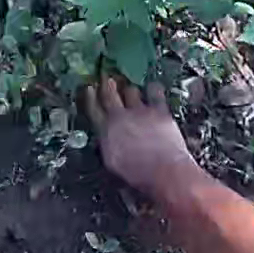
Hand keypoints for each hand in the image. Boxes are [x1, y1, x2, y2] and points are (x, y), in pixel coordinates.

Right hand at [81, 77, 203, 201]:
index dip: (90, 97)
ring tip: (129, 87)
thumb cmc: (138, 174)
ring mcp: (140, 111)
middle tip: (106, 78)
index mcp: (106, 131)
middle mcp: (121, 117)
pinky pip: (154, 92)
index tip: (89, 89)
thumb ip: (107, 144)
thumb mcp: (113, 162)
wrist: (164, 171)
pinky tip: (153, 87)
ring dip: (129, 89)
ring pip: (131, 91)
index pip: (93, 109)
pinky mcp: (159, 110)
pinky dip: (153, 88)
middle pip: (109, 94)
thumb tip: (107, 138)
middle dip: (107, 85)